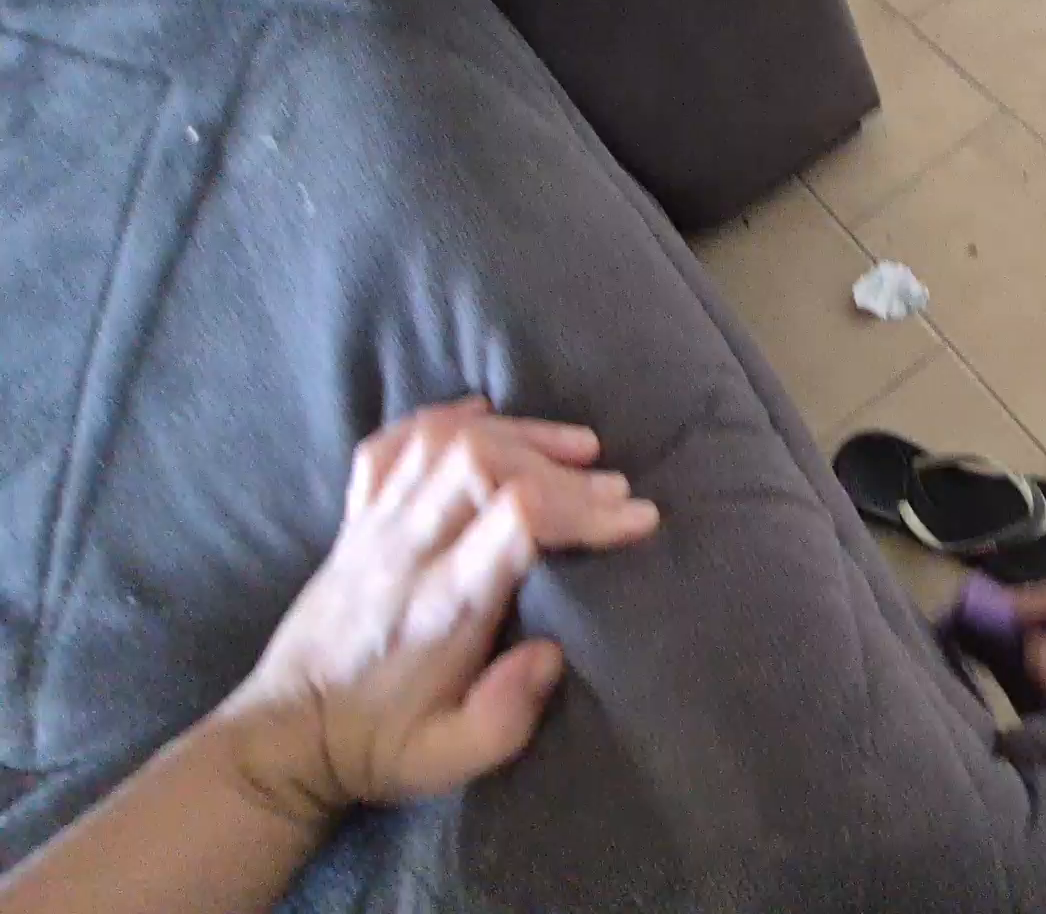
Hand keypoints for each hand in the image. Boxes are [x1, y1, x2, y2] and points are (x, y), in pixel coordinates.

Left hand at [215, 398, 658, 826]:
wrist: (278, 740)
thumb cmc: (379, 743)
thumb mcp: (448, 757)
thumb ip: (505, 714)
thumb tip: (551, 650)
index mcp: (440, 603)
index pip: (518, 520)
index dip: (585, 507)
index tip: (638, 518)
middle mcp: (406, 549)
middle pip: (482, 462)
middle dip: (562, 464)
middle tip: (614, 487)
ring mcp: (374, 526)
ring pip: (444, 441)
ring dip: (521, 432)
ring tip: (576, 446)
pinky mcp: (356, 518)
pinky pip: (392, 445)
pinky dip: (444, 417)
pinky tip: (485, 416)